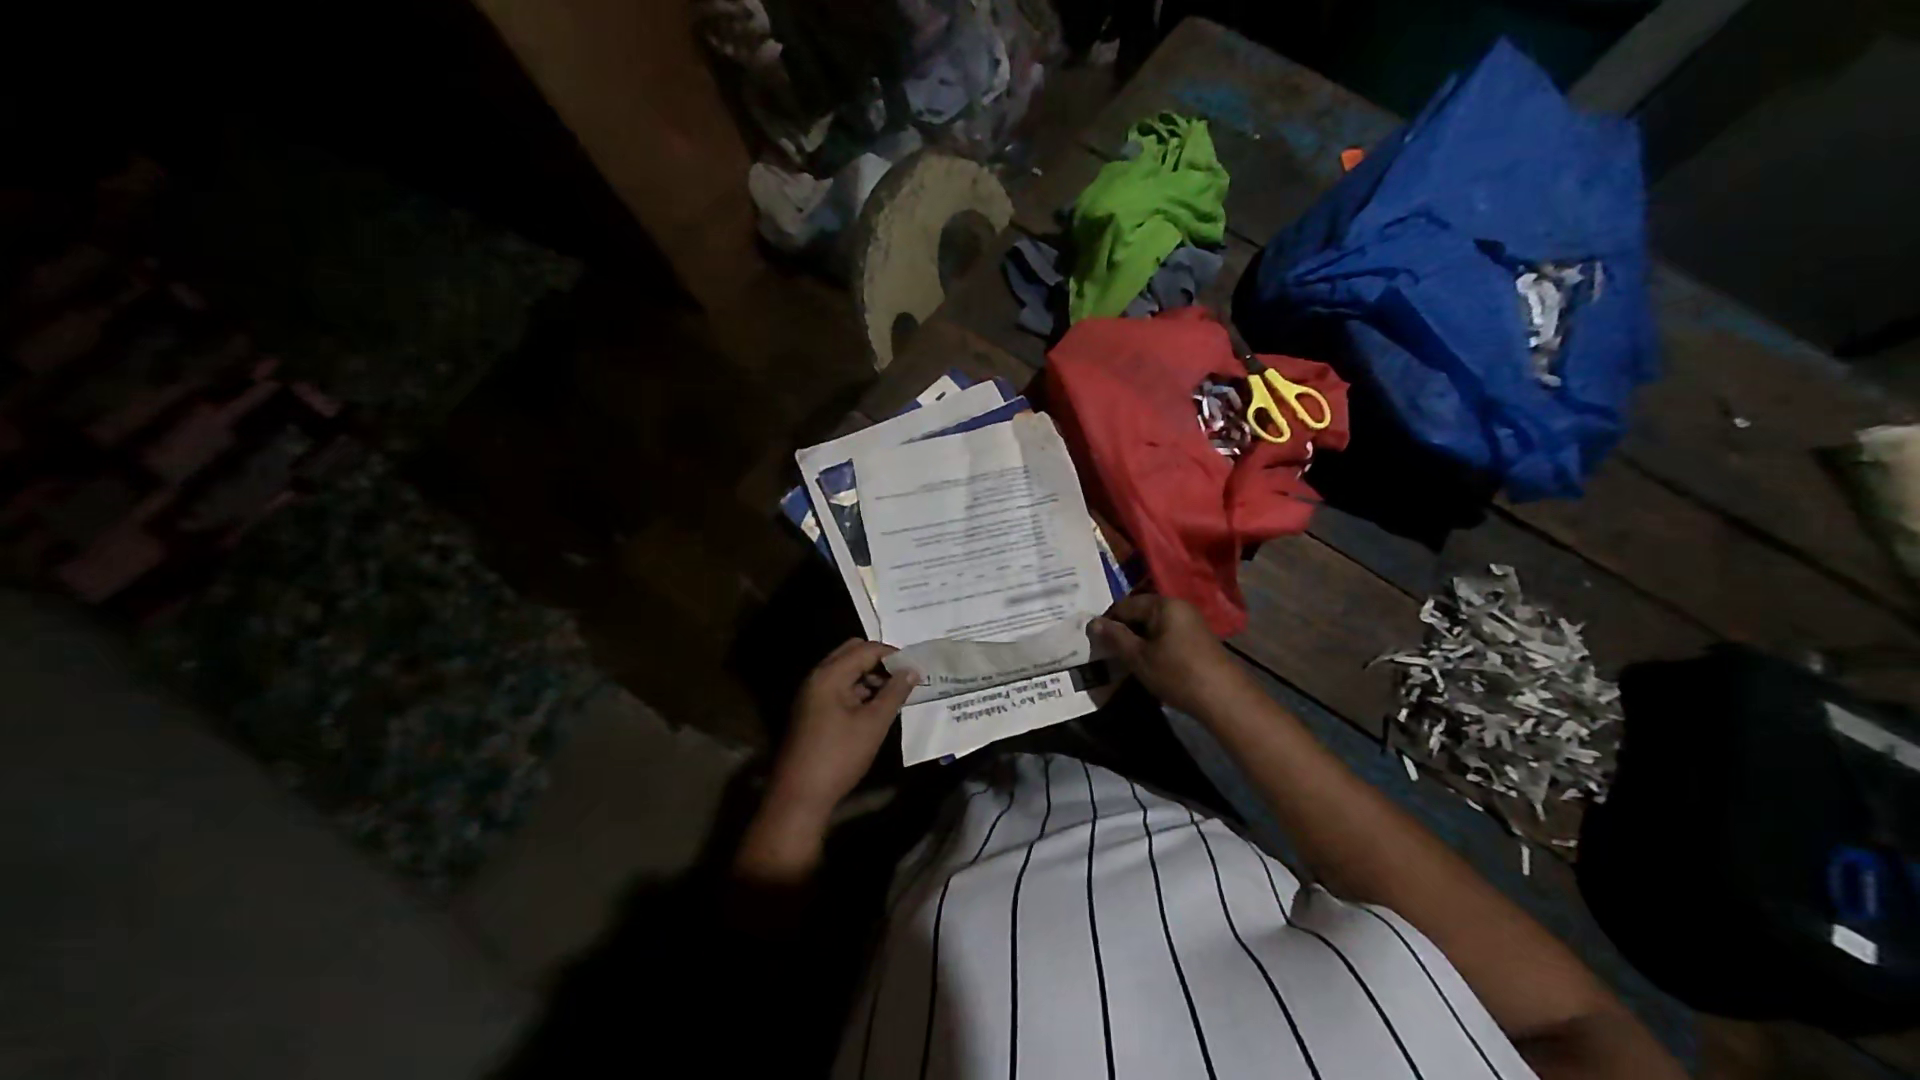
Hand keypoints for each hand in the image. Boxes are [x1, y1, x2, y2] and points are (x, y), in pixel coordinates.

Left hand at [768, 638, 918, 815]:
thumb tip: (912, 670)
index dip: (893, 655)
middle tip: (904, 678)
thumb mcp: (873, 724)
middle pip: (852, 654)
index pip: (866, 649)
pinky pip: (838, 688)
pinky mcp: (811, 710)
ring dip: (869, 677)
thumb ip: (894, 693)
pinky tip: (875, 708)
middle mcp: (817, 677)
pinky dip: (858, 691)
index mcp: (829, 675)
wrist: (799, 795)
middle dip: (879, 662)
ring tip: (895, 695)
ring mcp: (811, 694)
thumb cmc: (839, 756)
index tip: (915, 668)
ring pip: (845, 672)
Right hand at [1090, 594, 1250, 717]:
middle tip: (1109, 652)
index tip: (1095, 641)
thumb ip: (1115, 638)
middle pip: (1141, 612)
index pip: (1125, 604)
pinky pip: (1167, 634)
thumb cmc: (1177, 674)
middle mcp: (1179, 606)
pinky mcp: (1197, 639)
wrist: (1224, 699)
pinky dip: (1153, 645)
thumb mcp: (1139, 657)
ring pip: (1153, 625)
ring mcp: (1191, 622)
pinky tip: (1149, 663)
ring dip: (1138, 640)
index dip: (1107, 622)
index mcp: (1164, 604)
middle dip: (1124, 630)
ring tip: (1126, 660)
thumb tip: (1093, 622)